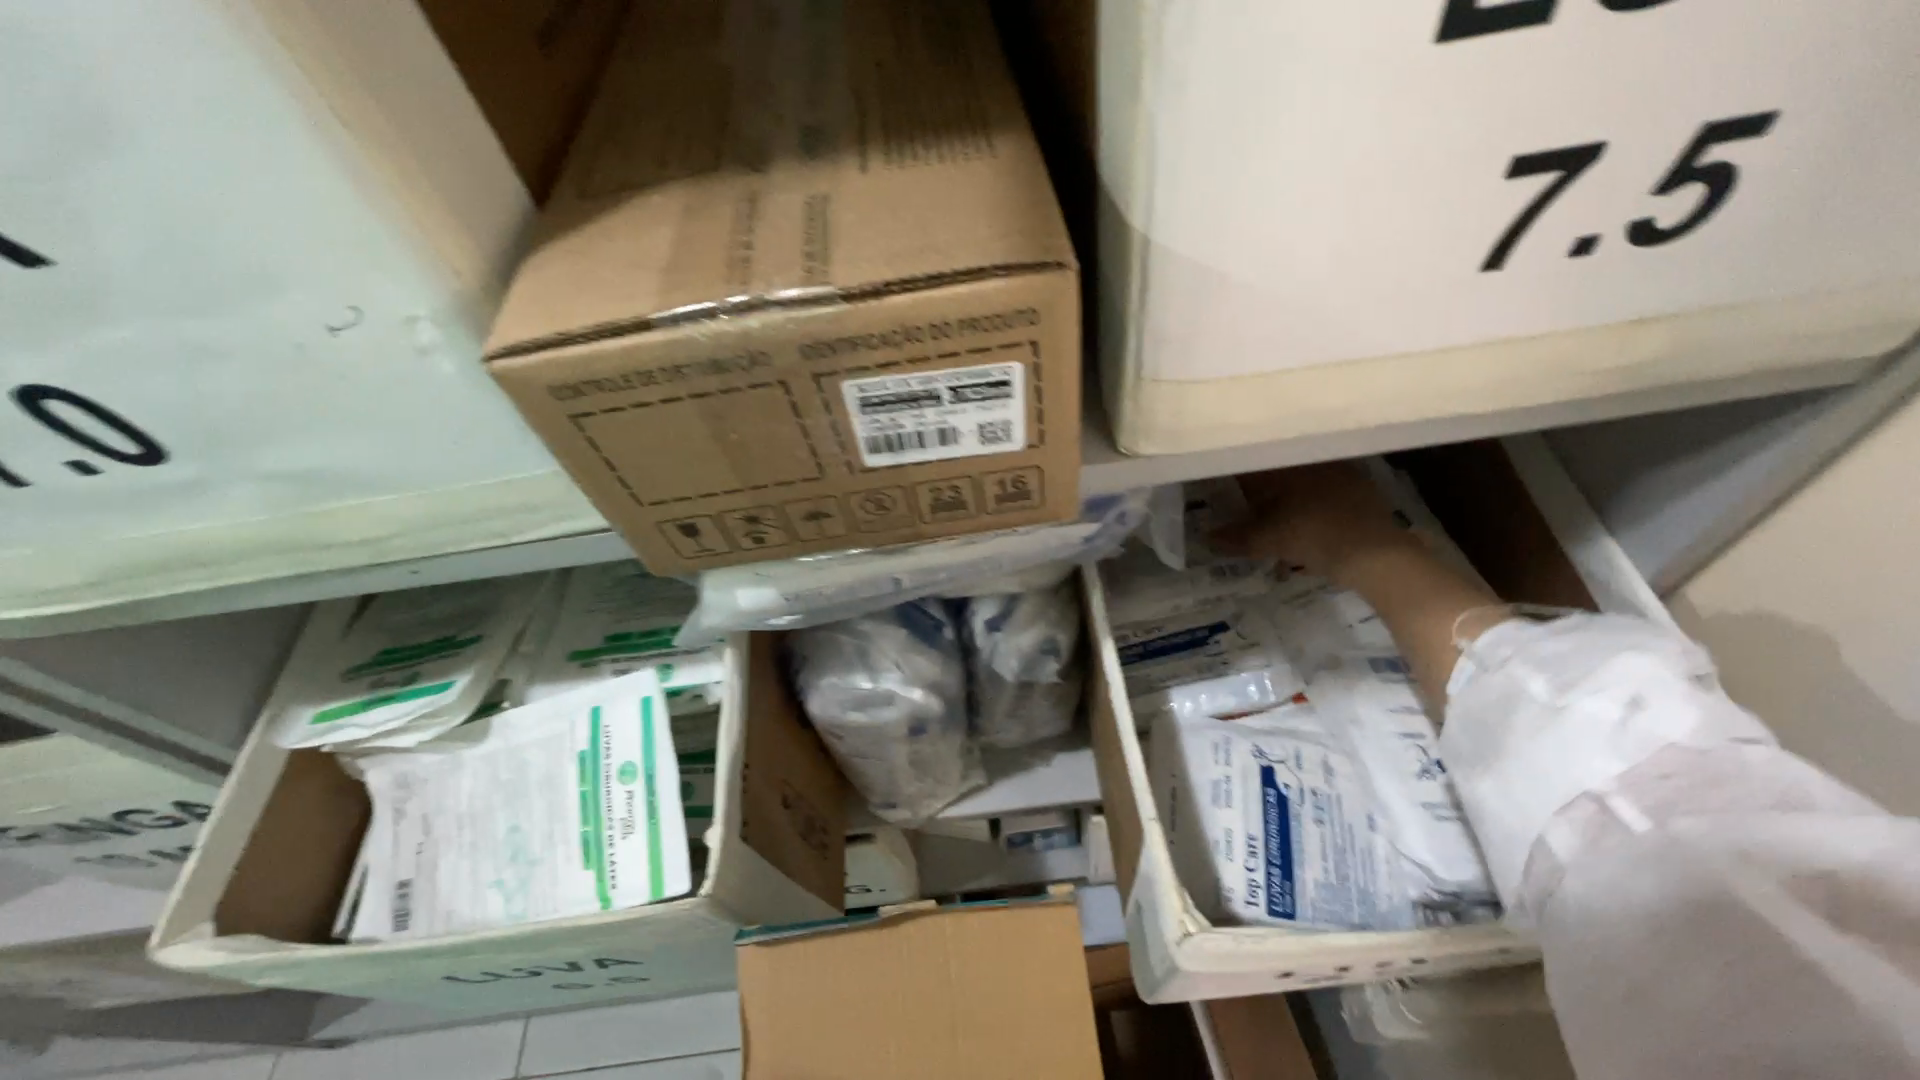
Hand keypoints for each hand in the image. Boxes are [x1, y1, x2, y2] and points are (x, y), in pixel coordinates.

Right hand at [1211, 463, 1413, 579]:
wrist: (1375, 553)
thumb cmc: (1314, 537)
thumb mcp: (1268, 541)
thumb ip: (1235, 537)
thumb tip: (1207, 536)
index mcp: (1287, 467)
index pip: (1254, 465)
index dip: (1237, 477)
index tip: (1226, 489)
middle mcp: (1313, 462)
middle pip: (1280, 471)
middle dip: (1264, 488)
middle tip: (1252, 508)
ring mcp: (1342, 473)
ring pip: (1305, 481)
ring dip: (1291, 497)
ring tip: (1281, 519)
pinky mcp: (1363, 490)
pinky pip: (1328, 493)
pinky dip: (1315, 505)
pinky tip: (1311, 524)